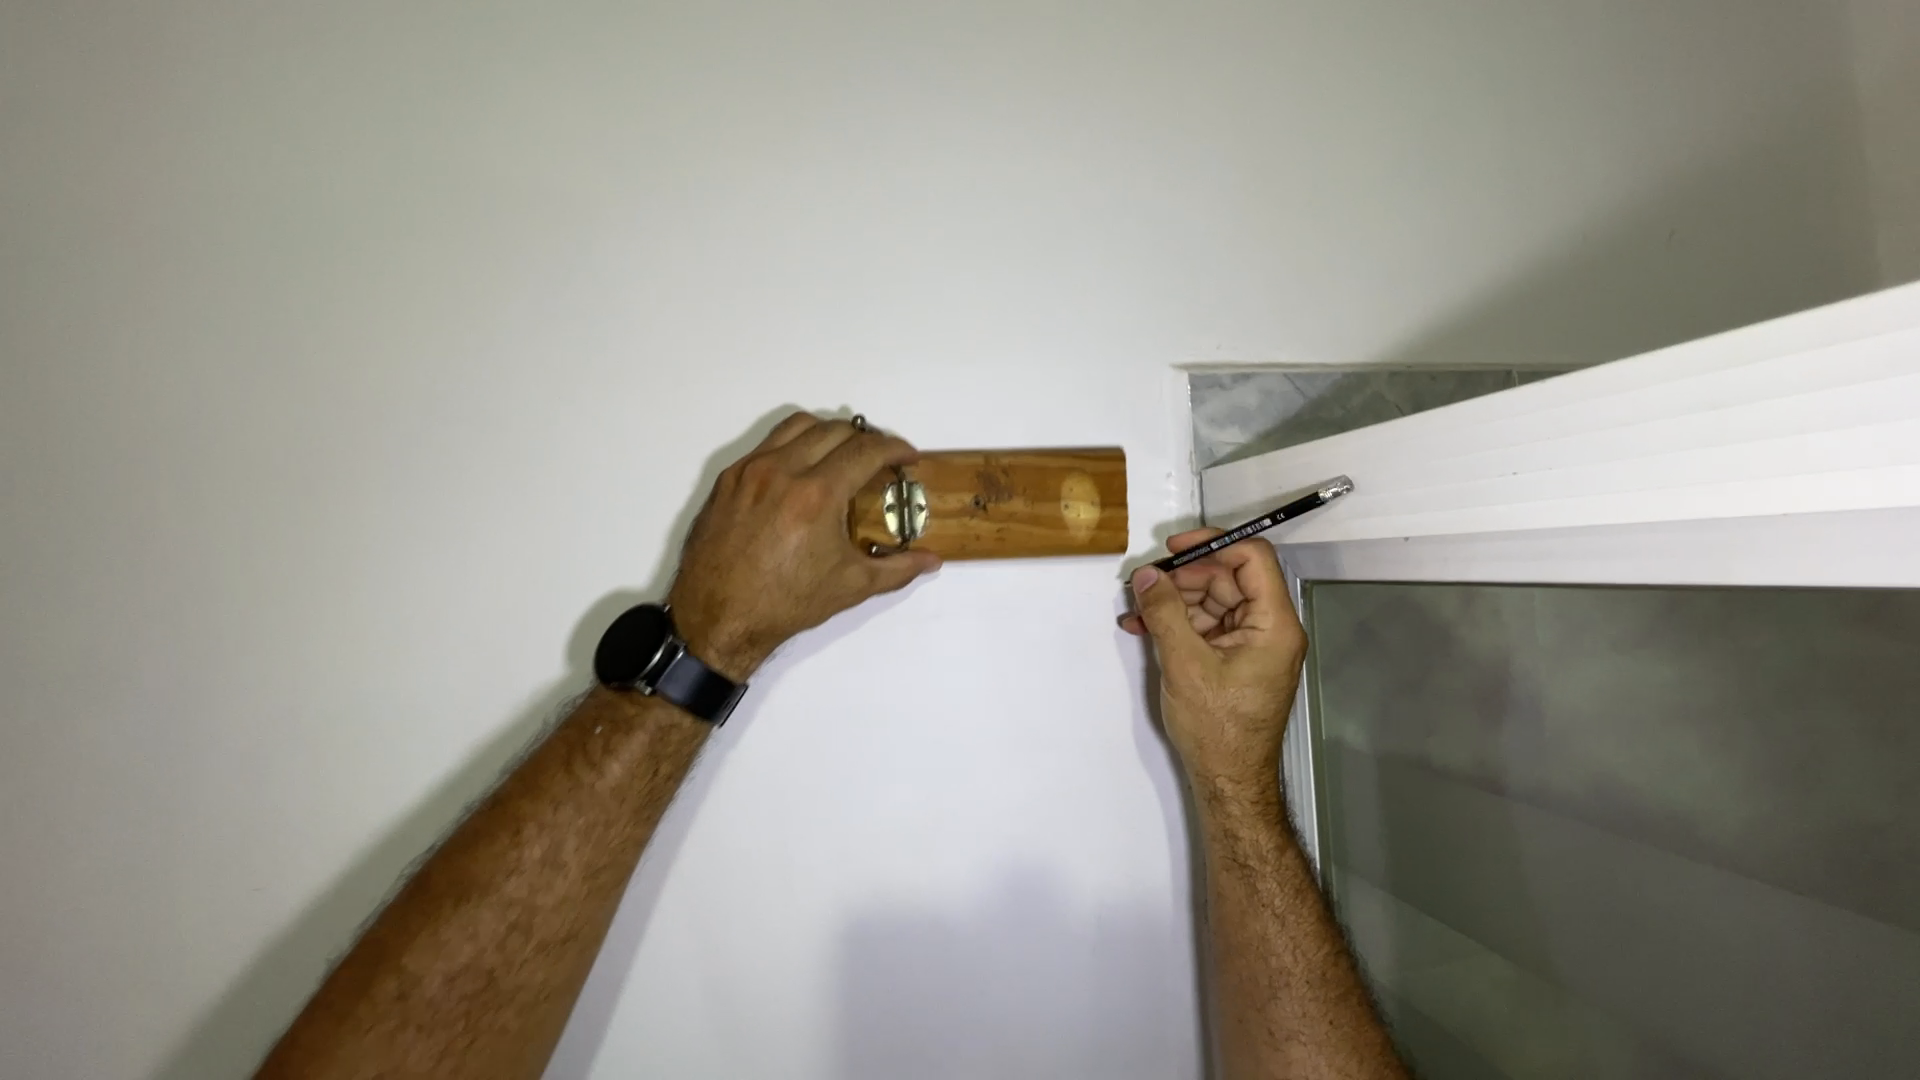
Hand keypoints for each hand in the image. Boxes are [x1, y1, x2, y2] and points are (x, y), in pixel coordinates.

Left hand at [668, 412, 941, 678]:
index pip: (867, 450)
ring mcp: (750, 471)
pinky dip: (793, 446)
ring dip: (828, 433)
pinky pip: (766, 444)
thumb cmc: (787, 604)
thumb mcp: (850, 586)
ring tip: (841, 455)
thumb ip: (898, 568)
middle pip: (835, 430)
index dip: (895, 448)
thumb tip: (932, 561)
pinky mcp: (728, 480)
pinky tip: (801, 472)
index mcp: (817, 495)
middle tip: (880, 461)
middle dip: (866, 439)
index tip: (908, 457)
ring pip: (797, 426)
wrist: (718, 618)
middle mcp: (782, 471)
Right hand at [1120, 529, 1306, 790]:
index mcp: (1274, 624)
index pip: (1251, 559)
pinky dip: (1175, 623)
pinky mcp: (1231, 659)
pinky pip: (1204, 626)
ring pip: (1211, 601)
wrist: (1228, 781)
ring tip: (1135, 609)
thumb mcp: (1185, 663)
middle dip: (1183, 577)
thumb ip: (1165, 612)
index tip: (1173, 549)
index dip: (1212, 544)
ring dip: (1172, 601)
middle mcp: (1268, 628)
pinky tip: (1142, 628)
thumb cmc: (1217, 727)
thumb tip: (1146, 574)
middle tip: (1143, 583)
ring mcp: (1249, 644)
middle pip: (1227, 578)